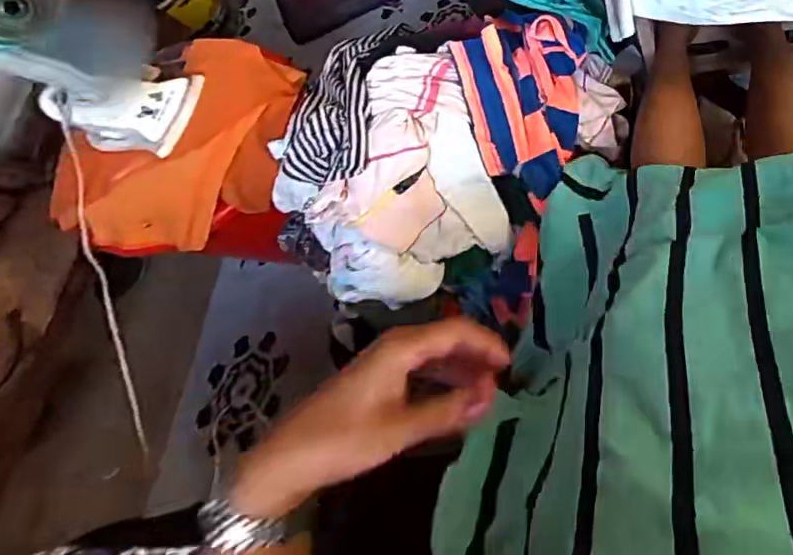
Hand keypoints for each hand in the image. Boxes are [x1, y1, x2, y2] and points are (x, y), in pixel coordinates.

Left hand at [229, 319, 509, 518]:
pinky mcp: (382, 375)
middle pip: (450, 337)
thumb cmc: (342, 439)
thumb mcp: (399, 429)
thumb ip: (447, 411)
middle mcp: (399, 343)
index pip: (459, 330)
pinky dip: (446, 378)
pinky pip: (425, 366)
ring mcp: (389, 358)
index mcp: (404, 345)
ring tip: (485, 391)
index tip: (510, 363)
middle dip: (478, 356)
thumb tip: (489, 397)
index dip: (488, 343)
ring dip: (463, 369)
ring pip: (439, 352)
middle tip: (501, 380)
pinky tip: (456, 397)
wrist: (283, 462)